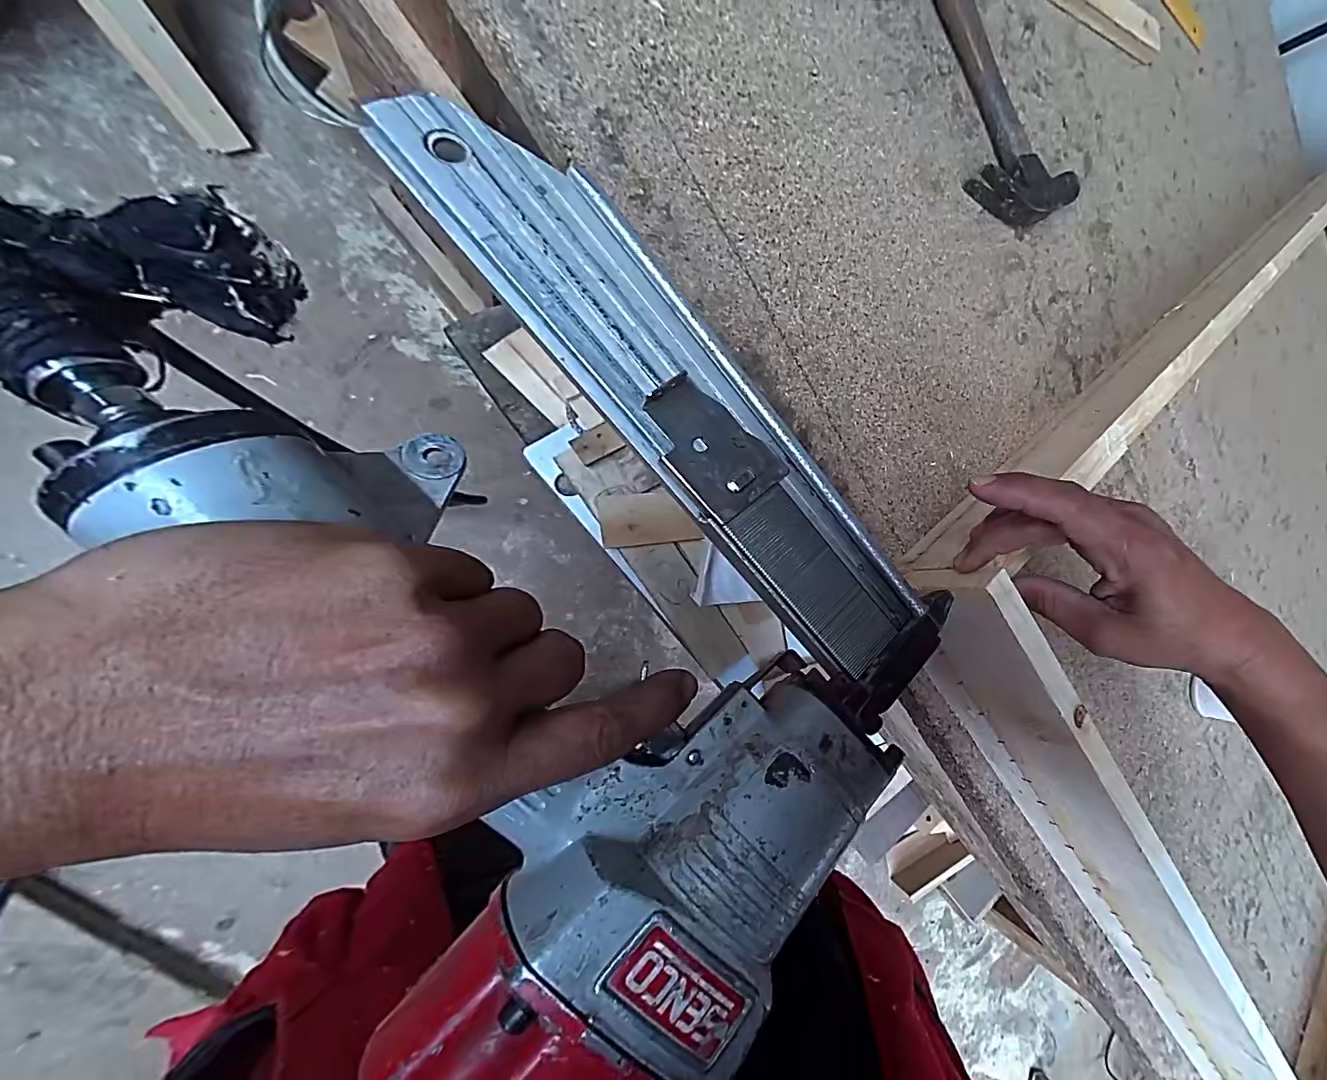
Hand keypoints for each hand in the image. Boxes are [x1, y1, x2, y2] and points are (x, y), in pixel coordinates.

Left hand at [0, 522, 694, 875]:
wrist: (57, 712)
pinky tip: (348, 601)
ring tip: (380, 634)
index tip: (680, 685)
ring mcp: (434, 635)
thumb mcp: (361, 801)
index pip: (595, 736)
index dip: (648, 707)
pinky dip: (421, 581)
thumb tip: (523, 712)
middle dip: (516, 657)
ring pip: (514, 606)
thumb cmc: (210, 774)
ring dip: (468, 617)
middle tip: (446, 667)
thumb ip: (465, 758)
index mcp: (455, 781)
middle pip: (559, 656)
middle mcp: (462, 710)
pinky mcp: (397, 568)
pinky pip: (460, 569)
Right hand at [954, 473, 1299, 683]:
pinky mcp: (1127, 525)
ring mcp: (1128, 518)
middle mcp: (1126, 519)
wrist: (1224, 631)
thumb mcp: (1108, 633)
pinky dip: (1041, 519)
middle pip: (1051, 504)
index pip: (1059, 504)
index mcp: (1124, 542)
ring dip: (1019, 518)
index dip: (1015, 492)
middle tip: (968, 554)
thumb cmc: (1177, 634)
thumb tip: (1017, 586)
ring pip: (1060, 504)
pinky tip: (1022, 532)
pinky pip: (1075, 511)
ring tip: (984, 546)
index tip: (979, 487)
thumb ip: (1057, 605)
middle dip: (1002, 522)